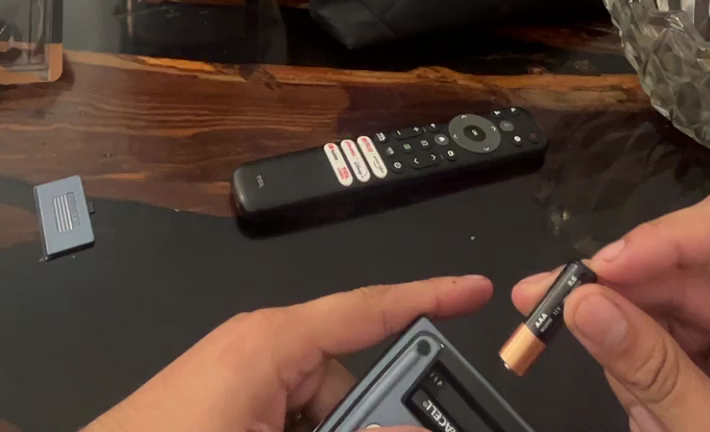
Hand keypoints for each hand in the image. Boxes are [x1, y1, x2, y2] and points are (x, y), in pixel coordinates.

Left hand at [85, 276, 491, 431]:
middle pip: (350, 385)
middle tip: (400, 427)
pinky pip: (291, 423)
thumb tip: (412, 430)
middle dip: (371, 418)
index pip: (367, 307)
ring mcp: (246, 388)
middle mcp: (263, 355)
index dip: (427, 296)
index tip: (475, 291)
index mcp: (272, 342)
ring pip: (323, 415)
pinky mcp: (234, 413)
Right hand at [512, 194, 709, 431]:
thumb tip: (578, 301)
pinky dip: (646, 384)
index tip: (596, 272)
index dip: (662, 240)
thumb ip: (658, 377)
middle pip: (688, 273)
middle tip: (540, 307)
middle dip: (623, 299)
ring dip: (633, 353)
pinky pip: (673, 354)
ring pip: (670, 313)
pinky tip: (651, 420)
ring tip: (643, 419)